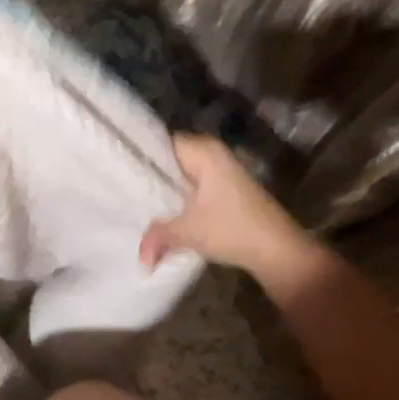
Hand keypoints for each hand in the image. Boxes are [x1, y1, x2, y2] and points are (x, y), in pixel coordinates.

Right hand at [140, 134, 320, 280]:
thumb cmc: (232, 229)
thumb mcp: (189, 232)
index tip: (119, 169)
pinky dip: (183, 197)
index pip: (161, 141)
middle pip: (172, 158)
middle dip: (152, 175)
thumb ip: (158, 236)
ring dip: (168, 189)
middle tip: (125, 189)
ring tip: (140, 202)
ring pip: (185, 173)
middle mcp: (214, 152)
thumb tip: (140, 258)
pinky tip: (168, 212)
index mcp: (203, 150)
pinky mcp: (230, 188)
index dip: (140, 155)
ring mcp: (224, 170)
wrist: (279, 250)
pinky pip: (197, 184)